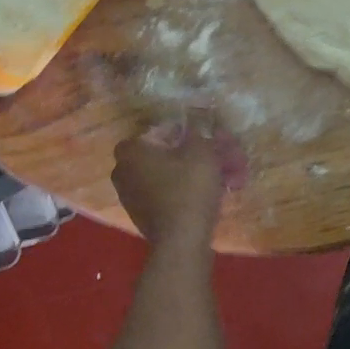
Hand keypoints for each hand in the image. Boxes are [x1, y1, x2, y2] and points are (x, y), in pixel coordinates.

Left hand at [111, 122, 244, 250]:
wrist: (182, 241)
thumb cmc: (189, 189)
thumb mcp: (201, 151)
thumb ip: (199, 127)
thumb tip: (198, 106)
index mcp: (130, 149)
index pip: (163, 131)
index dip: (192, 134)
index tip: (212, 142)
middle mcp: (123, 170)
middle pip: (168, 155)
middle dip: (198, 156)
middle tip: (225, 162)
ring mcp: (131, 196)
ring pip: (170, 176)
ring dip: (196, 175)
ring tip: (226, 181)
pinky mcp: (144, 216)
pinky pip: (168, 195)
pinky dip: (188, 193)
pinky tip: (211, 198)